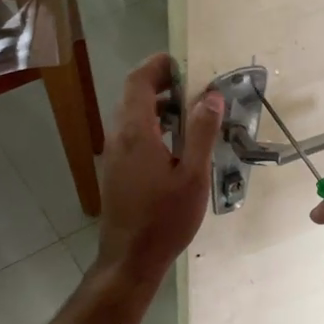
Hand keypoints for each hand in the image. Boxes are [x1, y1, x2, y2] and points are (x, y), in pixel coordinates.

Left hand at [95, 54, 223, 283]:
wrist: (130, 259)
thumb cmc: (165, 219)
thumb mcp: (193, 175)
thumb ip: (201, 132)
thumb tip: (211, 95)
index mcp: (135, 132)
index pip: (139, 80)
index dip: (159, 65)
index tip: (186, 64)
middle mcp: (118, 137)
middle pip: (133, 95)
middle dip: (162, 84)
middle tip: (196, 88)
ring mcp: (113, 155)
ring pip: (131, 117)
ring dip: (158, 107)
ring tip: (191, 114)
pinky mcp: (115, 172)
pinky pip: (131, 136)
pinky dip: (151, 127)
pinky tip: (175, 145)